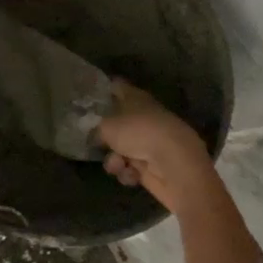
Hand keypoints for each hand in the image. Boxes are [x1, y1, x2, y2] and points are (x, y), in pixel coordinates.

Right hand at [97, 80, 216, 212]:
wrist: (174, 163)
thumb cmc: (139, 133)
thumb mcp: (107, 126)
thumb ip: (96, 129)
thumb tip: (96, 135)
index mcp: (136, 99)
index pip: (117, 87)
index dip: (104, 90)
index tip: (88, 99)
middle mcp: (143, 118)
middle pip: (118, 124)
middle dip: (106, 137)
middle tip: (97, 144)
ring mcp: (149, 142)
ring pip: (121, 150)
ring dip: (115, 160)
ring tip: (118, 164)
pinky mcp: (153, 165)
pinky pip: (131, 168)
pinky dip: (129, 172)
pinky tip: (132, 174)